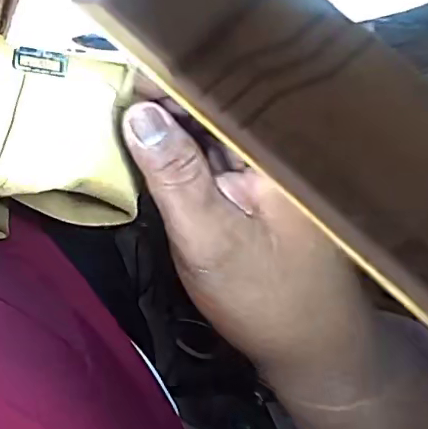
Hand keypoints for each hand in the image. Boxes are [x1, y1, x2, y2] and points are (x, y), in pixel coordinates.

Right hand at [121, 101, 377, 385]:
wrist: (313, 353)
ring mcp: (263, 164)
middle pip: (212, 100)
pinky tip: (151, 138)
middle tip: (115, 92)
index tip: (126, 75)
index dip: (170, 77)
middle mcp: (273, 147)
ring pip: (208, 121)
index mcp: (274, 150)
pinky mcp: (250, 181)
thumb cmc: (265, 298)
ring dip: (168, 115)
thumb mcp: (209, 238)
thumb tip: (137, 112)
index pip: (217, 92)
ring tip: (125, 106)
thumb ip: (174, 174)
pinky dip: (178, 141)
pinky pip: (208, 147)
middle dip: (164, 92)